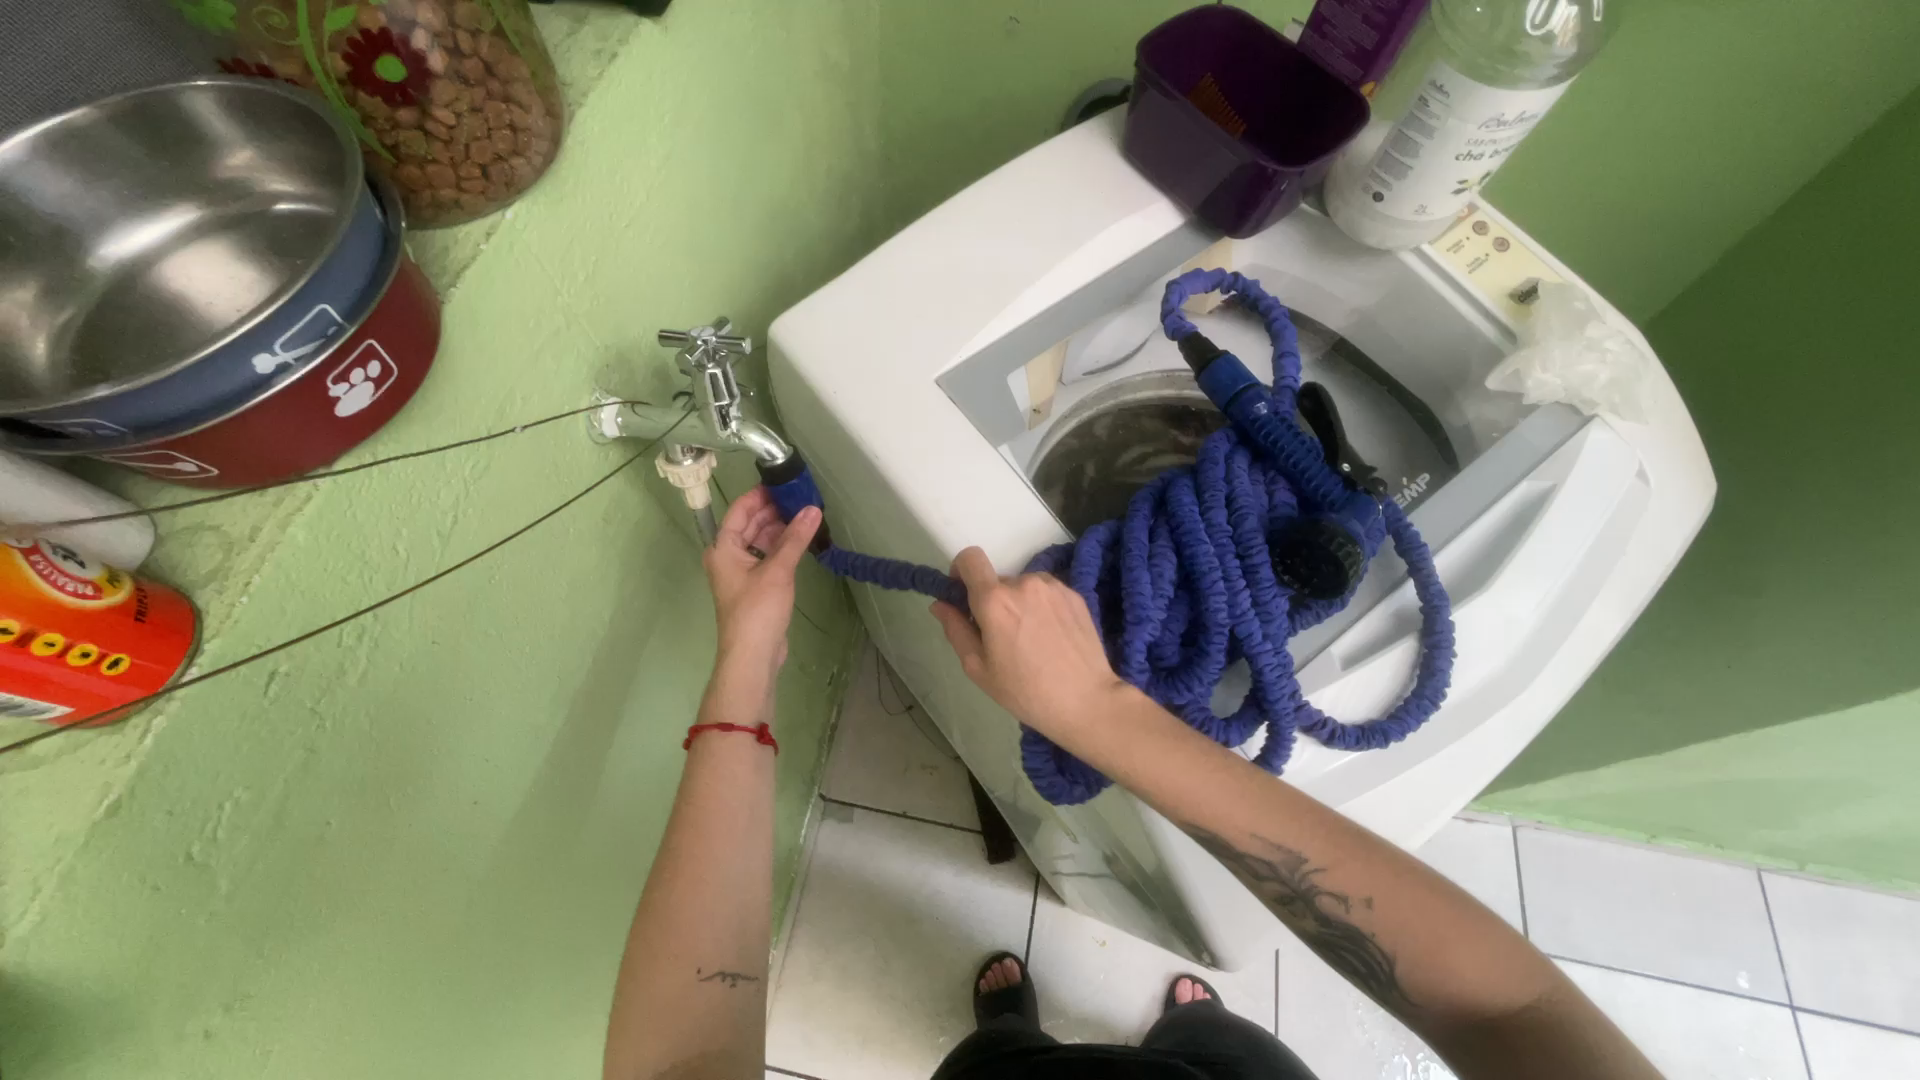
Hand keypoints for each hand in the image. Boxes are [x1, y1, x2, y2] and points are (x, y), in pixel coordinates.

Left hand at [705, 486, 821, 673]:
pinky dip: (782, 547)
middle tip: (801, 496)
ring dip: (780, 529)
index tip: (783, 482)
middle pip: (750, 525)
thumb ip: (795, 538)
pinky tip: (801, 539)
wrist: (753, 655)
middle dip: (774, 511)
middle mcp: (728, 557)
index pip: (739, 510)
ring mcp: (742, 573)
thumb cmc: (757, 610)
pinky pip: (767, 557)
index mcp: (723, 548)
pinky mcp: (756, 587)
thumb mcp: (778, 570)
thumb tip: (813, 508)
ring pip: (760, 541)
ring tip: (805, 514)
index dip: (760, 494)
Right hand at [929, 547, 1131, 738]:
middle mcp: (1024, 582)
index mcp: (995, 600)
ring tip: (1031, 640)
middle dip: (993, 602)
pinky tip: (1051, 638)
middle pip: (997, 581)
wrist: (1086, 701)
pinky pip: (1046, 593)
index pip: (969, 558)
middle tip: (1002, 639)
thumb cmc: (1025, 691)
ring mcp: (1053, 587)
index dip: (961, 572)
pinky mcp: (1075, 595)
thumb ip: (956, 630)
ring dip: (1019, 604)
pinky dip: (1042, 608)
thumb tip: (940, 604)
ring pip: (1023, 587)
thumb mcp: (978, 668)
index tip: (964, 596)